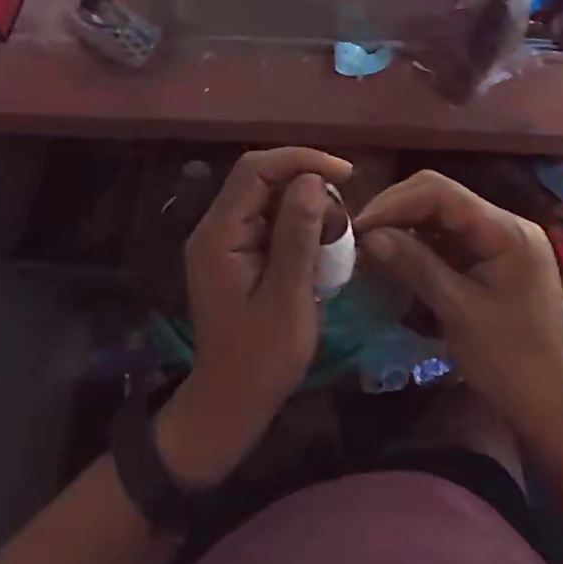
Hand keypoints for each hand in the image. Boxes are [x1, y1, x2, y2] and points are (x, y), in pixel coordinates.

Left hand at [178, 148, 351, 455]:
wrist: (232, 403)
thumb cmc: (262, 358)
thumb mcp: (288, 297)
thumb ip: (297, 236)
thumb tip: (312, 181)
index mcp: (219, 235)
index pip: (255, 170)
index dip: (301, 160)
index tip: (345, 174)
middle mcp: (217, 229)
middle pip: (263, 179)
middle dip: (309, 186)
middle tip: (343, 219)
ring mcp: (227, 241)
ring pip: (272, 198)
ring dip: (309, 207)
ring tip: (336, 238)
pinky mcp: (241, 253)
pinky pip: (274, 221)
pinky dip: (303, 226)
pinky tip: (322, 250)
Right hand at [355, 170, 562, 440]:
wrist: (547, 402)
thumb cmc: (507, 361)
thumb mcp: (458, 312)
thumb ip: (416, 266)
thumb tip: (369, 236)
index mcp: (509, 231)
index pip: (444, 194)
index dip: (395, 203)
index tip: (358, 227)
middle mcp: (509, 225)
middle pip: (444, 199)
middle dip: (398, 212)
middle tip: (358, 238)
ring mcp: (504, 242)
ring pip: (446, 219)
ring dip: (407, 228)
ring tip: (370, 248)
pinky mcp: (496, 260)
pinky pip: (454, 241)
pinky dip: (424, 247)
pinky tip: (396, 260)